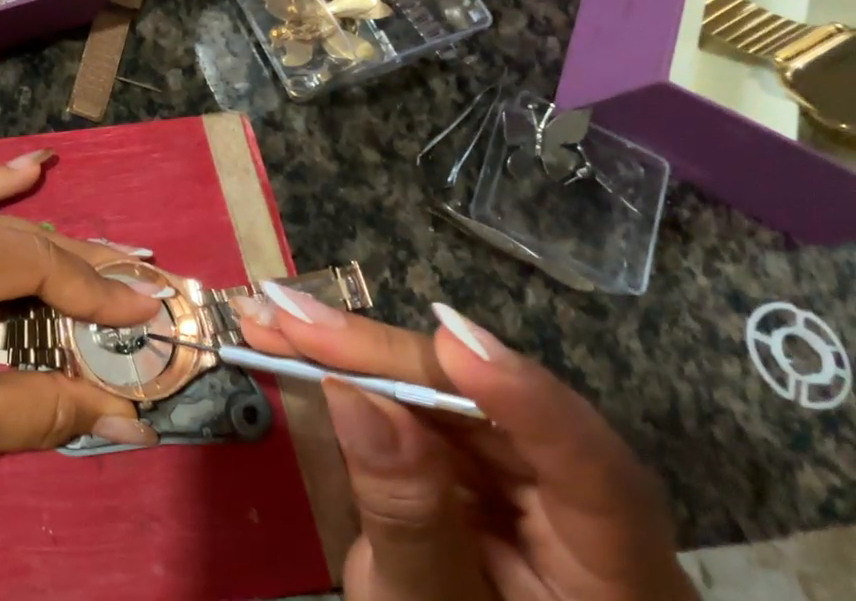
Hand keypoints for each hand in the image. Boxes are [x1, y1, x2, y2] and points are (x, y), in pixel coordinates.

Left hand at [0, 151, 163, 510]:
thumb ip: (42, 408)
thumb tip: (128, 419)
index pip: (27, 259)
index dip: (91, 289)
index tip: (146, 307)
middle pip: (0, 229)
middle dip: (65, 258)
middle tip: (130, 271)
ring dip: (21, 213)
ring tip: (70, 196)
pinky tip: (8, 176)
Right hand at [234, 285, 696, 600]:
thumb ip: (403, 514)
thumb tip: (350, 394)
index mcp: (618, 574)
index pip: (594, 474)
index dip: (525, 398)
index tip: (445, 334)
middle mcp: (585, 505)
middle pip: (497, 412)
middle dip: (388, 356)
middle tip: (294, 315)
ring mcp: (529, 476)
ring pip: (450, 395)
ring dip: (354, 353)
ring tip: (273, 318)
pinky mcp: (477, 460)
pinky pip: (420, 406)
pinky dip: (354, 374)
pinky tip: (298, 344)